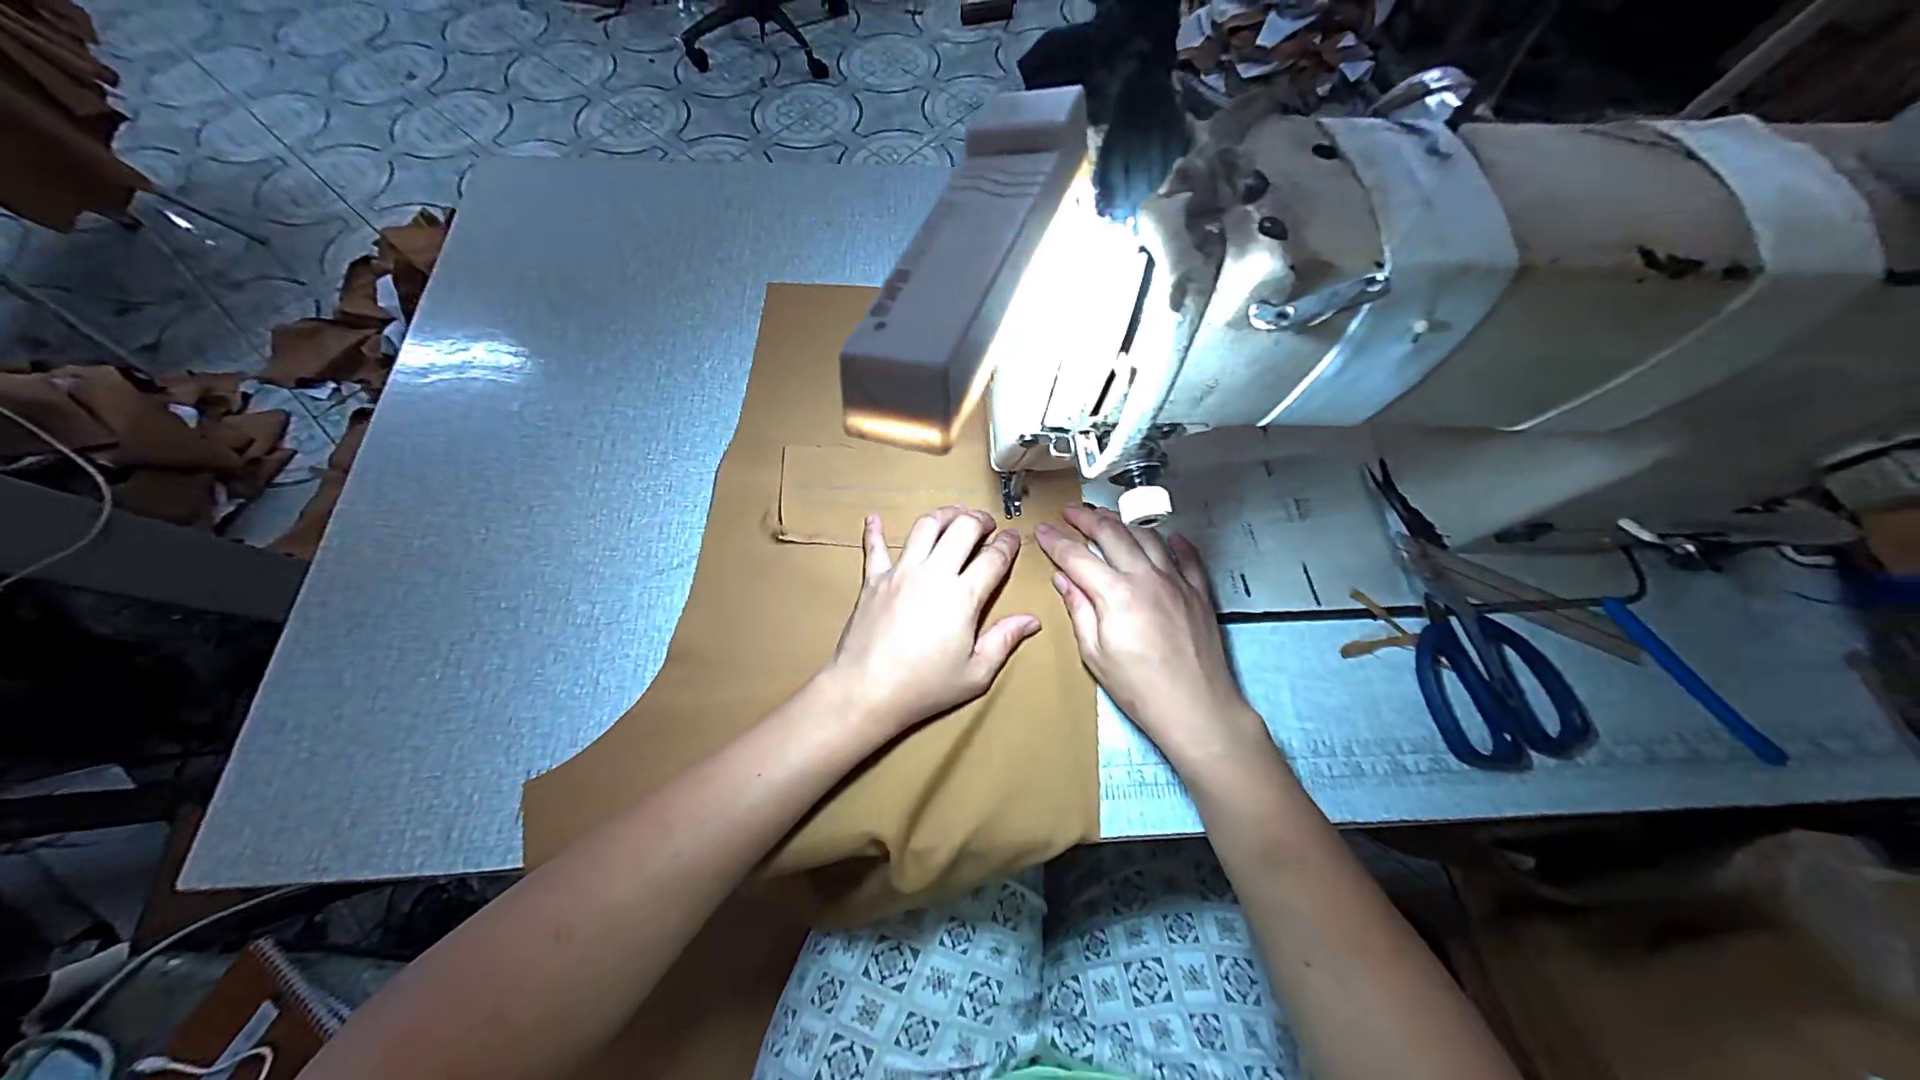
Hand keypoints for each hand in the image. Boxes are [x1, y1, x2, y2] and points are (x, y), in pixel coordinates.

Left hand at [819, 506, 1040, 735]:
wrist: (866, 690)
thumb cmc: (924, 687)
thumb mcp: (975, 673)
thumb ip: (1004, 641)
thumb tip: (1031, 621)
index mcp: (963, 596)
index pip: (994, 558)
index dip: (1008, 544)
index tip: (1013, 538)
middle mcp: (933, 574)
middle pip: (962, 529)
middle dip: (979, 520)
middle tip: (986, 523)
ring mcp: (900, 573)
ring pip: (925, 527)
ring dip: (943, 515)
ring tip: (953, 515)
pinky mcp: (873, 580)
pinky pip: (874, 548)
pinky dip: (875, 531)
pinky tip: (875, 519)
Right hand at [1035, 505, 1263, 766]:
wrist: (1196, 708)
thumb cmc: (1139, 688)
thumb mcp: (1094, 654)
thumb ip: (1079, 610)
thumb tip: (1063, 579)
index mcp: (1116, 594)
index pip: (1077, 556)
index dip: (1055, 540)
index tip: (1042, 530)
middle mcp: (1147, 578)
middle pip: (1112, 534)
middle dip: (1087, 518)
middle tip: (1071, 511)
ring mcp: (1176, 581)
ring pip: (1148, 537)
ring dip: (1124, 523)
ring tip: (1108, 517)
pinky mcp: (1198, 592)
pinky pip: (1187, 557)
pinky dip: (1174, 542)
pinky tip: (1168, 537)